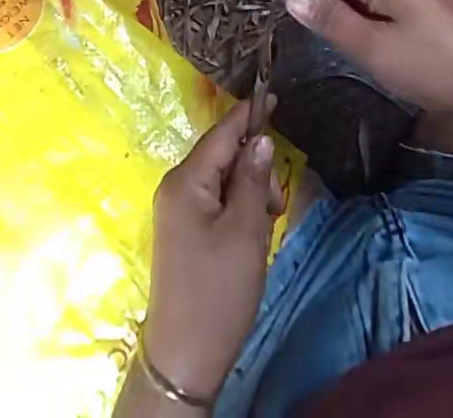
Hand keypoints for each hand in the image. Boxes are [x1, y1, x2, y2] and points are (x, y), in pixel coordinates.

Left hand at [143, 99, 284, 400]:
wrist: (185, 357)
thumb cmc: (219, 290)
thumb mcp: (246, 230)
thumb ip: (254, 179)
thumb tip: (260, 139)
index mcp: (185, 180)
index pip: (221, 134)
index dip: (248, 115)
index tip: (272, 95)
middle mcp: (176, 187)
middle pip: (222, 156)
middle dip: (254, 170)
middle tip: (276, 205)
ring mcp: (177, 209)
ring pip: (222, 180)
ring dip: (250, 193)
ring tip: (267, 226)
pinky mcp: (183, 229)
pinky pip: (216, 201)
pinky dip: (239, 209)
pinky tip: (253, 235)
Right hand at [283, 0, 452, 113]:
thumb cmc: (426, 65)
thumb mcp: (371, 47)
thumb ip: (330, 20)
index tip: (280, 5)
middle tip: (300, 27)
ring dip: (338, 6)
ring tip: (323, 33)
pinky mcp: (418, 4)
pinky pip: (376, 0)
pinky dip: (359, 14)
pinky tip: (356, 36)